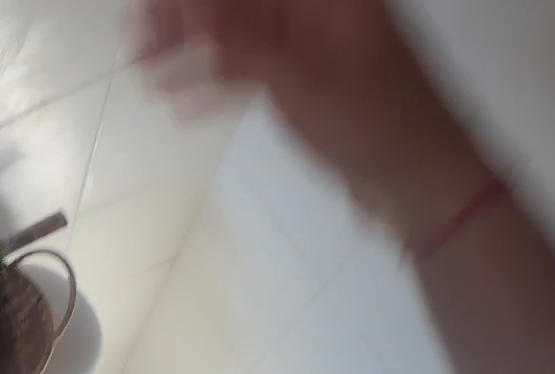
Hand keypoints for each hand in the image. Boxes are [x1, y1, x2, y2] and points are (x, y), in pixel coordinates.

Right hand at [136, 0, 495, 236]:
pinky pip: (252, 75)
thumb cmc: (371, 124)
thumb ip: (243, 47)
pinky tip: (183, 107)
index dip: (199, 2)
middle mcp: (321, 14)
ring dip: (193, 60)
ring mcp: (314, 49)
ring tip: (148, 80)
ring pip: (240, 43)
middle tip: (138, 49)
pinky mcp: (307, 84)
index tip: (152, 13)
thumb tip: (194, 11)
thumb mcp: (301, 83)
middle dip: (188, 25)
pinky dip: (217, 88)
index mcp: (330, 0)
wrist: (416, 175)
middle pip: (241, 9)